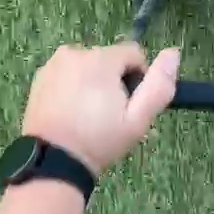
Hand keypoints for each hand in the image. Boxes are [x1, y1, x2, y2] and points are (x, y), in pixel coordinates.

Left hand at [21, 43, 180, 172]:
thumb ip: (159, 85)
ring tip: (90, 117)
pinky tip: (73, 114)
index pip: (134, 54)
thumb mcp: (137, 120)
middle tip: (110, 117)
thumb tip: (173, 53)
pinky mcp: (40, 77)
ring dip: (94, 84)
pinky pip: (68, 75)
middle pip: (109, 60)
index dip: (139, 80)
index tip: (129, 107)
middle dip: (115, 82)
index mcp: (100, 59)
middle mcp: (75, 52)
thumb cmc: (100, 141)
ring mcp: (54, 64)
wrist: (54, 161)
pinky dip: (74, 88)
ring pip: (88, 67)